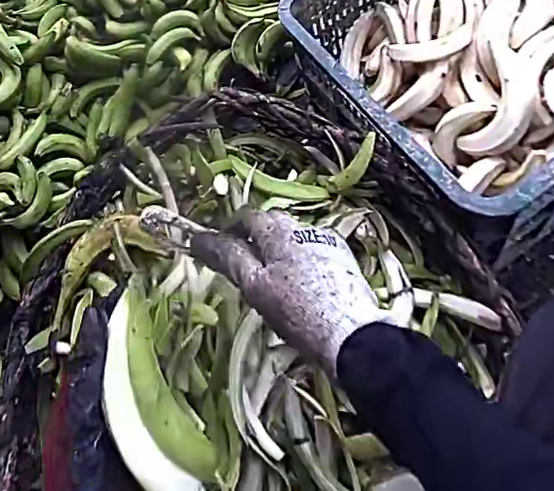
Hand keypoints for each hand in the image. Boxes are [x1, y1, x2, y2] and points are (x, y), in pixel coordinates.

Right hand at [188, 210, 391, 373]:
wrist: (354, 336)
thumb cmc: (297, 311)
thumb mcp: (255, 287)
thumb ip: (228, 258)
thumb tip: (199, 239)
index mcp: (277, 230)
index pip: (245, 216)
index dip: (230, 230)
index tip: (220, 249)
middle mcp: (301, 226)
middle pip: (270, 225)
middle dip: (255, 240)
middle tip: (246, 268)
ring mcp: (326, 241)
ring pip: (292, 238)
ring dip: (279, 251)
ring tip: (273, 281)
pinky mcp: (343, 258)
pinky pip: (313, 251)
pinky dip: (301, 261)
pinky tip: (302, 286)